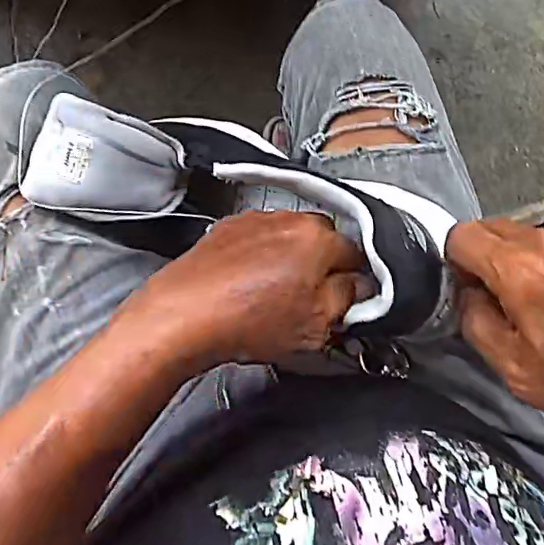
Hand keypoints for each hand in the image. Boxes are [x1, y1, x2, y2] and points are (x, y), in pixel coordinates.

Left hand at [114, 209, 364, 370]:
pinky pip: (259, 239)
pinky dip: (260, 257)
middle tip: (311, 301)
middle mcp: (290, 219)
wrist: (186, 312)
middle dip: (322, 267)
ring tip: (274, 297)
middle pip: (324, 241)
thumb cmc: (245, 319)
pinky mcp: (230, 227)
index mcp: (318, 238)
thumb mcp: (316, 325)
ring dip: (290, 261)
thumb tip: (357, 288)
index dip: (355, 281)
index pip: (357, 254)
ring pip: (290, 238)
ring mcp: (257, 219)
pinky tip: (250, 286)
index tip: (348, 299)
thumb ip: (348, 299)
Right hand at [448, 219, 543, 468]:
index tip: (464, 289)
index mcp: (519, 267)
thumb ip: (475, 322)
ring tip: (540, 311)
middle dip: (483, 260)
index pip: (459, 235)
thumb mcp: (516, 370)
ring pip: (524, 237)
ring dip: (519, 264)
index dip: (454, 264)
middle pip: (490, 230)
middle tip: (496, 303)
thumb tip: (467, 300)